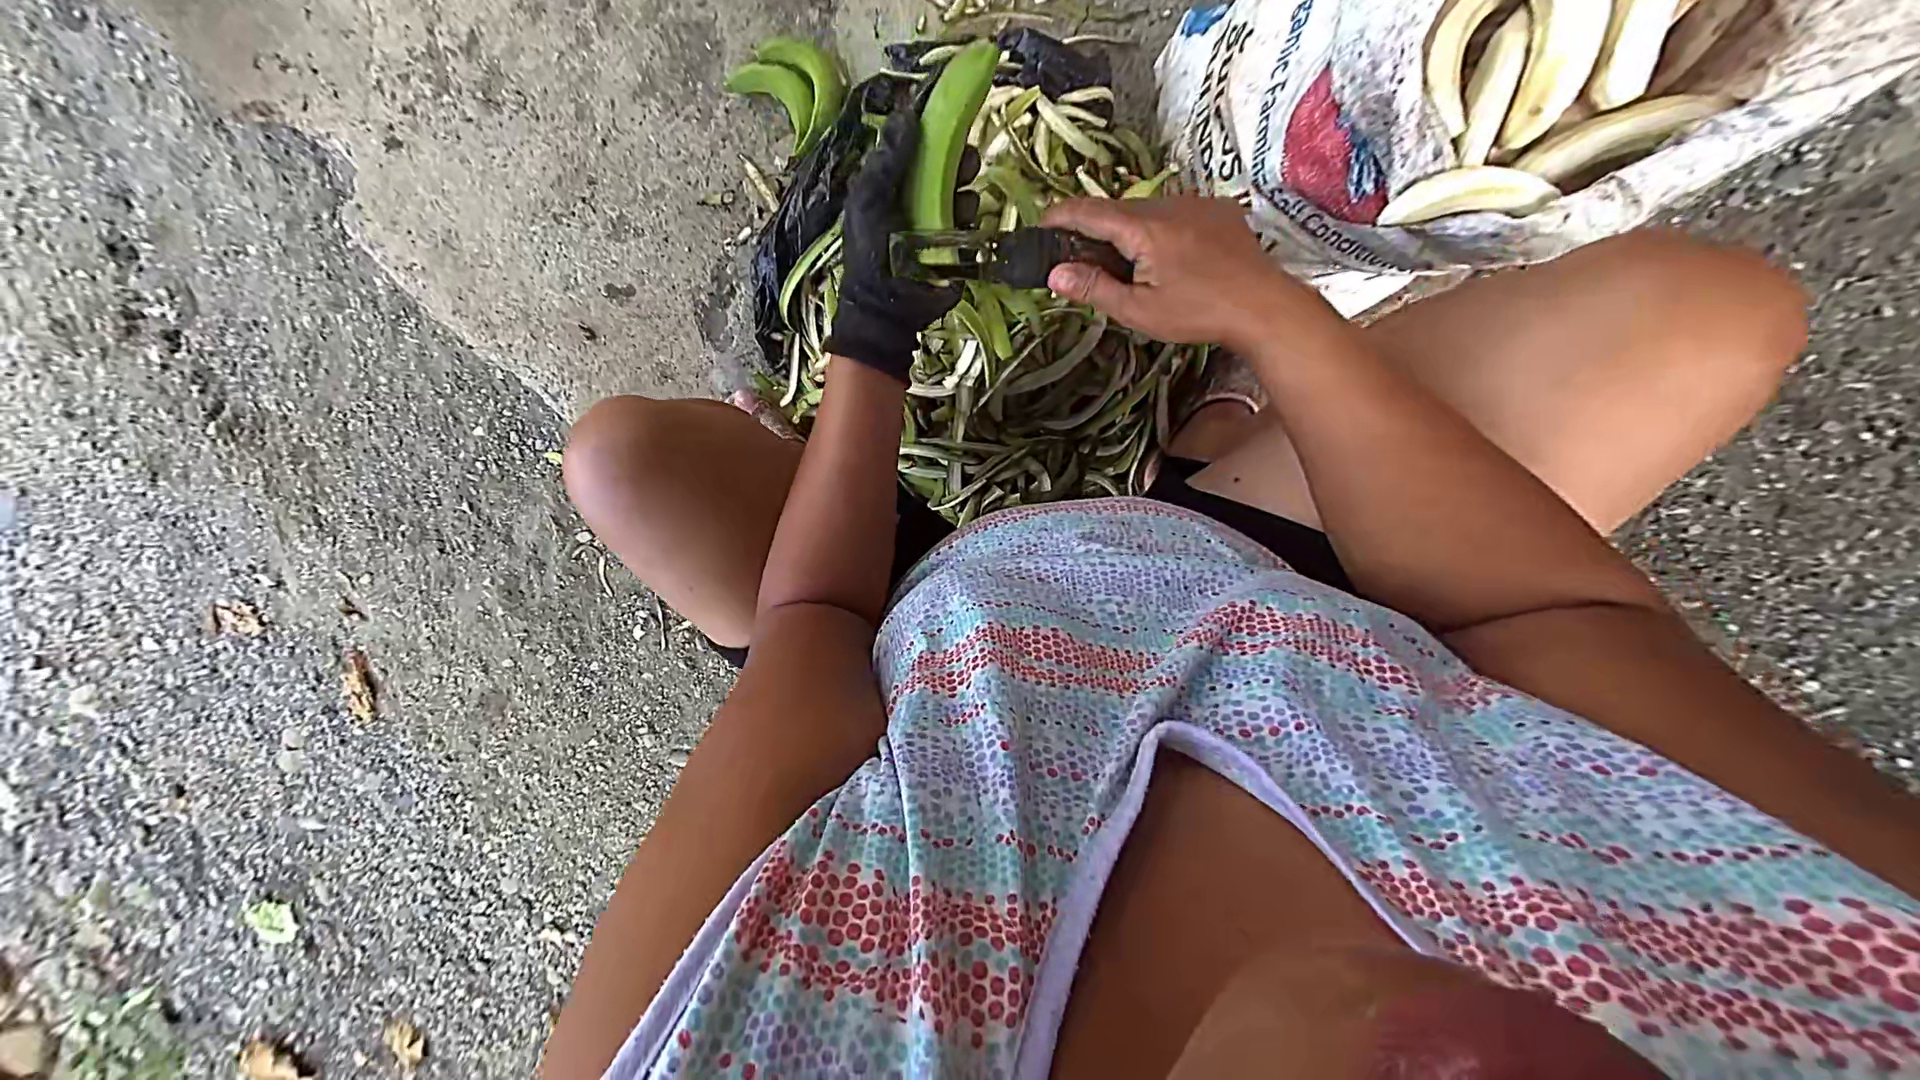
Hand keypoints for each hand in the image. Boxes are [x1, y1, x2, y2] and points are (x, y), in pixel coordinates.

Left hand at [824, 107, 961, 382]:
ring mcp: (938, 222)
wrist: (886, 308)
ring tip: (963, 204)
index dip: (934, 129)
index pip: (918, 146)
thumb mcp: (869, 201)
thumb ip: (886, 162)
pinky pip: (971, 224)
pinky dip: (972, 220)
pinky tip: (967, 224)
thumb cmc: (871, 254)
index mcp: (893, 183)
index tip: (951, 117)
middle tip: (968, 161)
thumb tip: (907, 116)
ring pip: (963, 193)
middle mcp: (918, 198)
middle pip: (947, 166)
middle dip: (959, 160)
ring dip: (966, 193)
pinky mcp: (955, 246)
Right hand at [1042, 197, 1318, 352]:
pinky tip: (1167, 259)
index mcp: (1144, 229)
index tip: (1041, 222)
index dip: (1061, 215)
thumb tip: (1054, 274)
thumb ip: (1094, 288)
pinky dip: (1158, 230)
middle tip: (1083, 260)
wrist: (1262, 306)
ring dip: (1129, 232)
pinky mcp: (1217, 209)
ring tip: (1131, 267)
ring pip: (1147, 211)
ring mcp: (1197, 203)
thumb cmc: (1197, 313)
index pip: (1090, 211)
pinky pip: (1175, 213)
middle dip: (1095, 230)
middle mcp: (1169, 205)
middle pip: (1118, 210)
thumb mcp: (1138, 310)